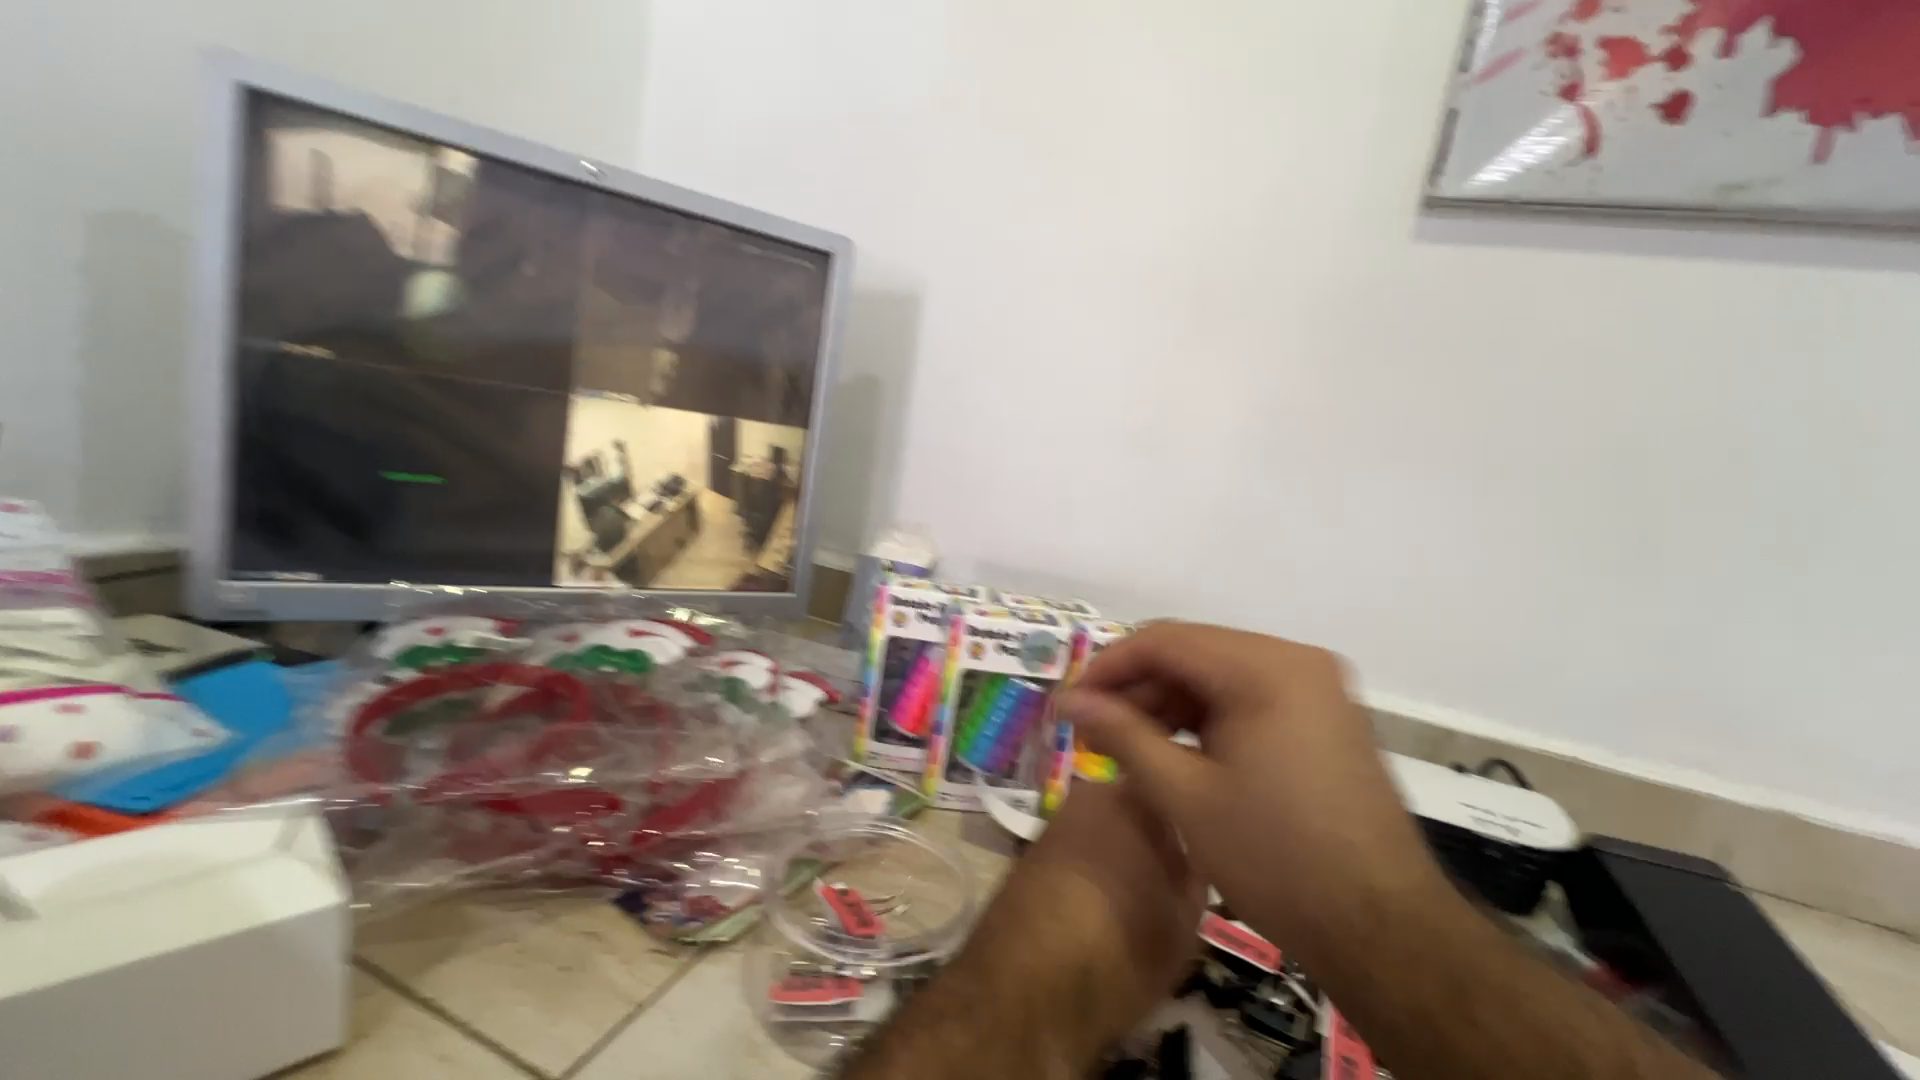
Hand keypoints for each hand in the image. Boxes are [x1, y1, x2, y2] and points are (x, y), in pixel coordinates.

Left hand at [846, 780, 1201, 1079]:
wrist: (1025, 989)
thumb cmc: (1120, 949)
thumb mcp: (1183, 923)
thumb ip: (1195, 876)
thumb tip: (1194, 855)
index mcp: (1134, 797)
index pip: (1175, 787)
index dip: (1195, 815)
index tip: (1210, 846)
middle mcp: (1090, 796)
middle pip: (1138, 805)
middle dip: (1157, 834)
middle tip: (1178, 877)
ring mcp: (1056, 822)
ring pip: (1107, 828)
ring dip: (1124, 852)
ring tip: (1143, 897)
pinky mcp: (1030, 853)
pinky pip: (1079, 851)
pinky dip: (1093, 870)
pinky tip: (1103, 907)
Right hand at [1057, 621, 1447, 967]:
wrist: (1382, 929)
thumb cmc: (1275, 859)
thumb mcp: (1185, 794)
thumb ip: (1122, 734)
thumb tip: (1067, 700)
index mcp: (1267, 668)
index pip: (1166, 641)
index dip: (1108, 667)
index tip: (1069, 704)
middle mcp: (1297, 661)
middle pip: (1194, 653)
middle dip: (1137, 687)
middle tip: (1092, 731)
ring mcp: (1318, 690)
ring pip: (1220, 675)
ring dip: (1169, 704)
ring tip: (1127, 746)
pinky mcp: (1326, 719)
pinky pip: (1250, 698)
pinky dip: (1207, 718)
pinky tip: (1177, 753)